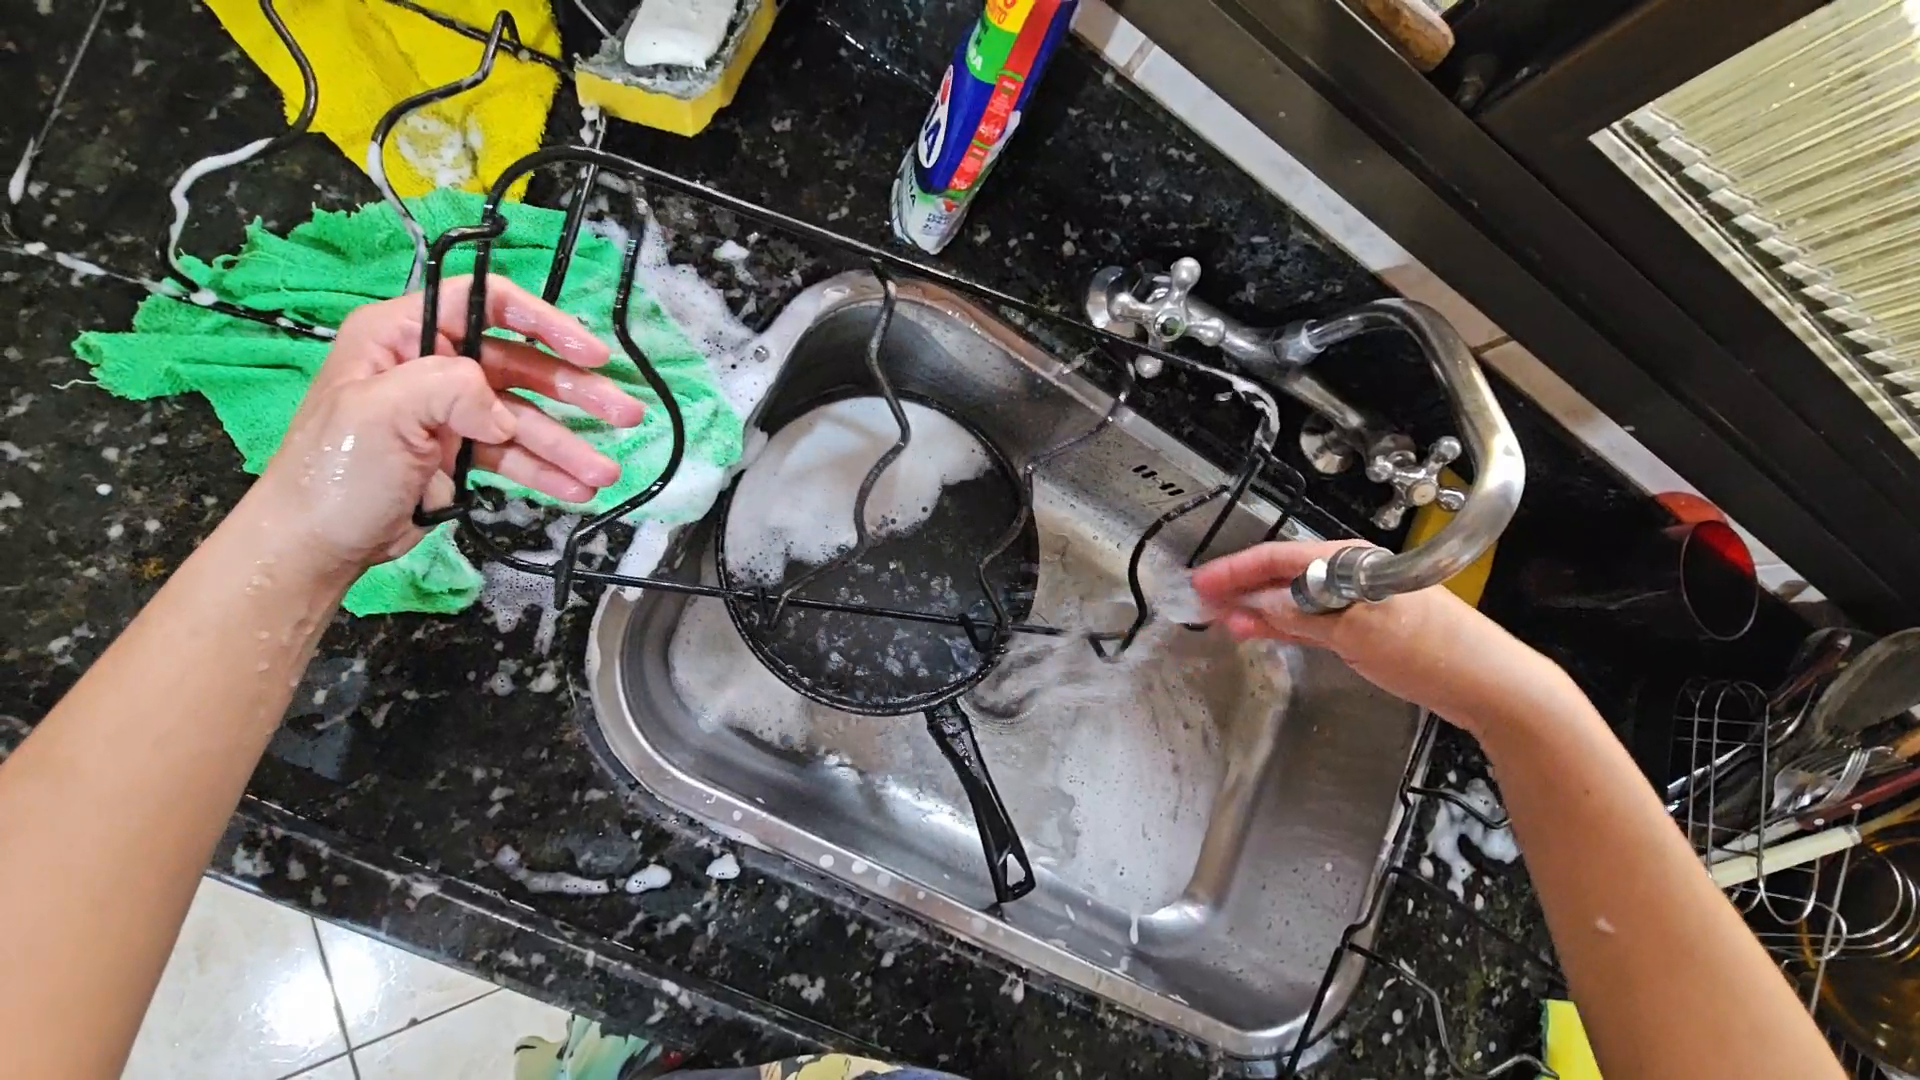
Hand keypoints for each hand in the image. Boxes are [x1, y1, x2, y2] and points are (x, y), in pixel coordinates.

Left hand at [244, 275, 645, 584]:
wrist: (317, 543)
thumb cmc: (337, 470)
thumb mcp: (380, 414)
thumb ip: (447, 389)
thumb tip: (502, 414)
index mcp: (403, 337)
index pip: (485, 305)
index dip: (544, 323)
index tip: (591, 353)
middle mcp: (433, 367)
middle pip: (522, 367)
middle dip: (576, 394)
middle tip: (626, 414)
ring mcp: (453, 414)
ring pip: (527, 419)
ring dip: (569, 446)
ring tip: (605, 473)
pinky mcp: (464, 454)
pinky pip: (518, 457)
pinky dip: (549, 473)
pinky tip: (577, 490)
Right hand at [1191, 540, 1558, 728]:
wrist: (1490, 686)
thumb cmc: (1436, 651)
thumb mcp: (1360, 632)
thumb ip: (1304, 614)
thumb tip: (1259, 604)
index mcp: (1350, 564)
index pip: (1278, 559)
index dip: (1236, 570)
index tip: (1203, 582)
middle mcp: (1349, 577)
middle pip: (1281, 576)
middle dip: (1239, 587)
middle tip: (1202, 601)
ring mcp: (1355, 604)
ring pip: (1291, 600)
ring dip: (1255, 609)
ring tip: (1220, 618)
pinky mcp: (1360, 631)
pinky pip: (1308, 622)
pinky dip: (1280, 626)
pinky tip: (1257, 631)